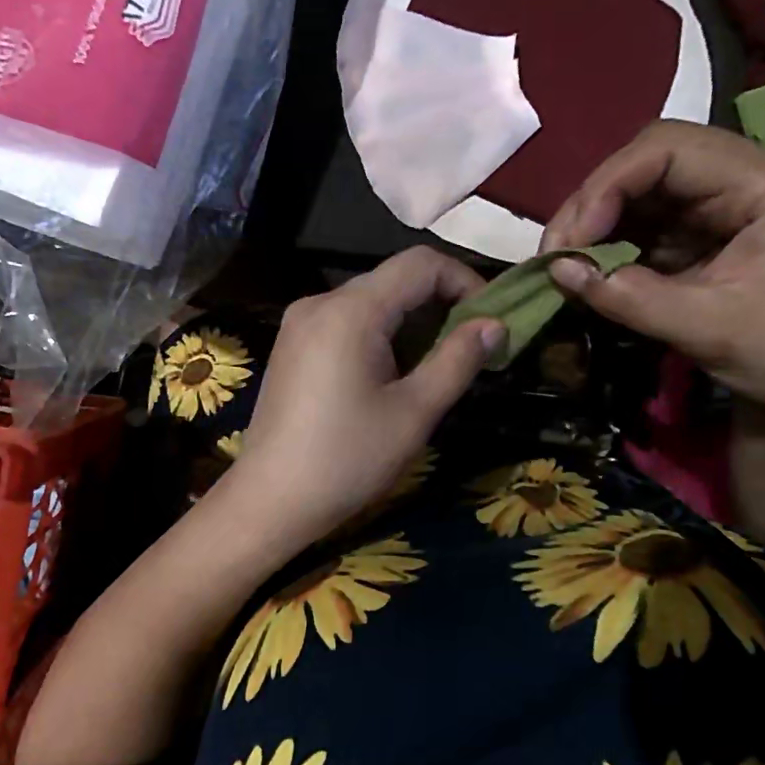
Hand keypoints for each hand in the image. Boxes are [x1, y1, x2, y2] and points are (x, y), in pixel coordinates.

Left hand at [228, 248, 503, 545]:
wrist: (269, 500)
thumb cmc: (347, 459)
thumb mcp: (414, 412)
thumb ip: (458, 359)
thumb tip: (495, 324)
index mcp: (351, 311)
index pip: (421, 264)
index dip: (464, 280)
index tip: (491, 319)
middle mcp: (321, 302)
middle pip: (394, 278)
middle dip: (441, 301)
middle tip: (473, 344)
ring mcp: (301, 321)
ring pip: (372, 299)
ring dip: (413, 318)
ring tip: (439, 360)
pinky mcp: (293, 342)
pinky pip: (348, 318)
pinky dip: (382, 330)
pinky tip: (395, 369)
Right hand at [540, 120, 764, 422]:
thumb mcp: (713, 329)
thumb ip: (631, 297)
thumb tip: (557, 271)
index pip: (668, 149)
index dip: (608, 185)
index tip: (571, 240)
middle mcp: (747, 182)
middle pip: (650, 166)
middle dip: (597, 205)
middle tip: (557, 254)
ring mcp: (728, 211)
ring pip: (645, 197)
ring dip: (601, 228)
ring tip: (568, 266)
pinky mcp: (713, 241)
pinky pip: (653, 230)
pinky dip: (618, 250)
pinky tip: (595, 275)